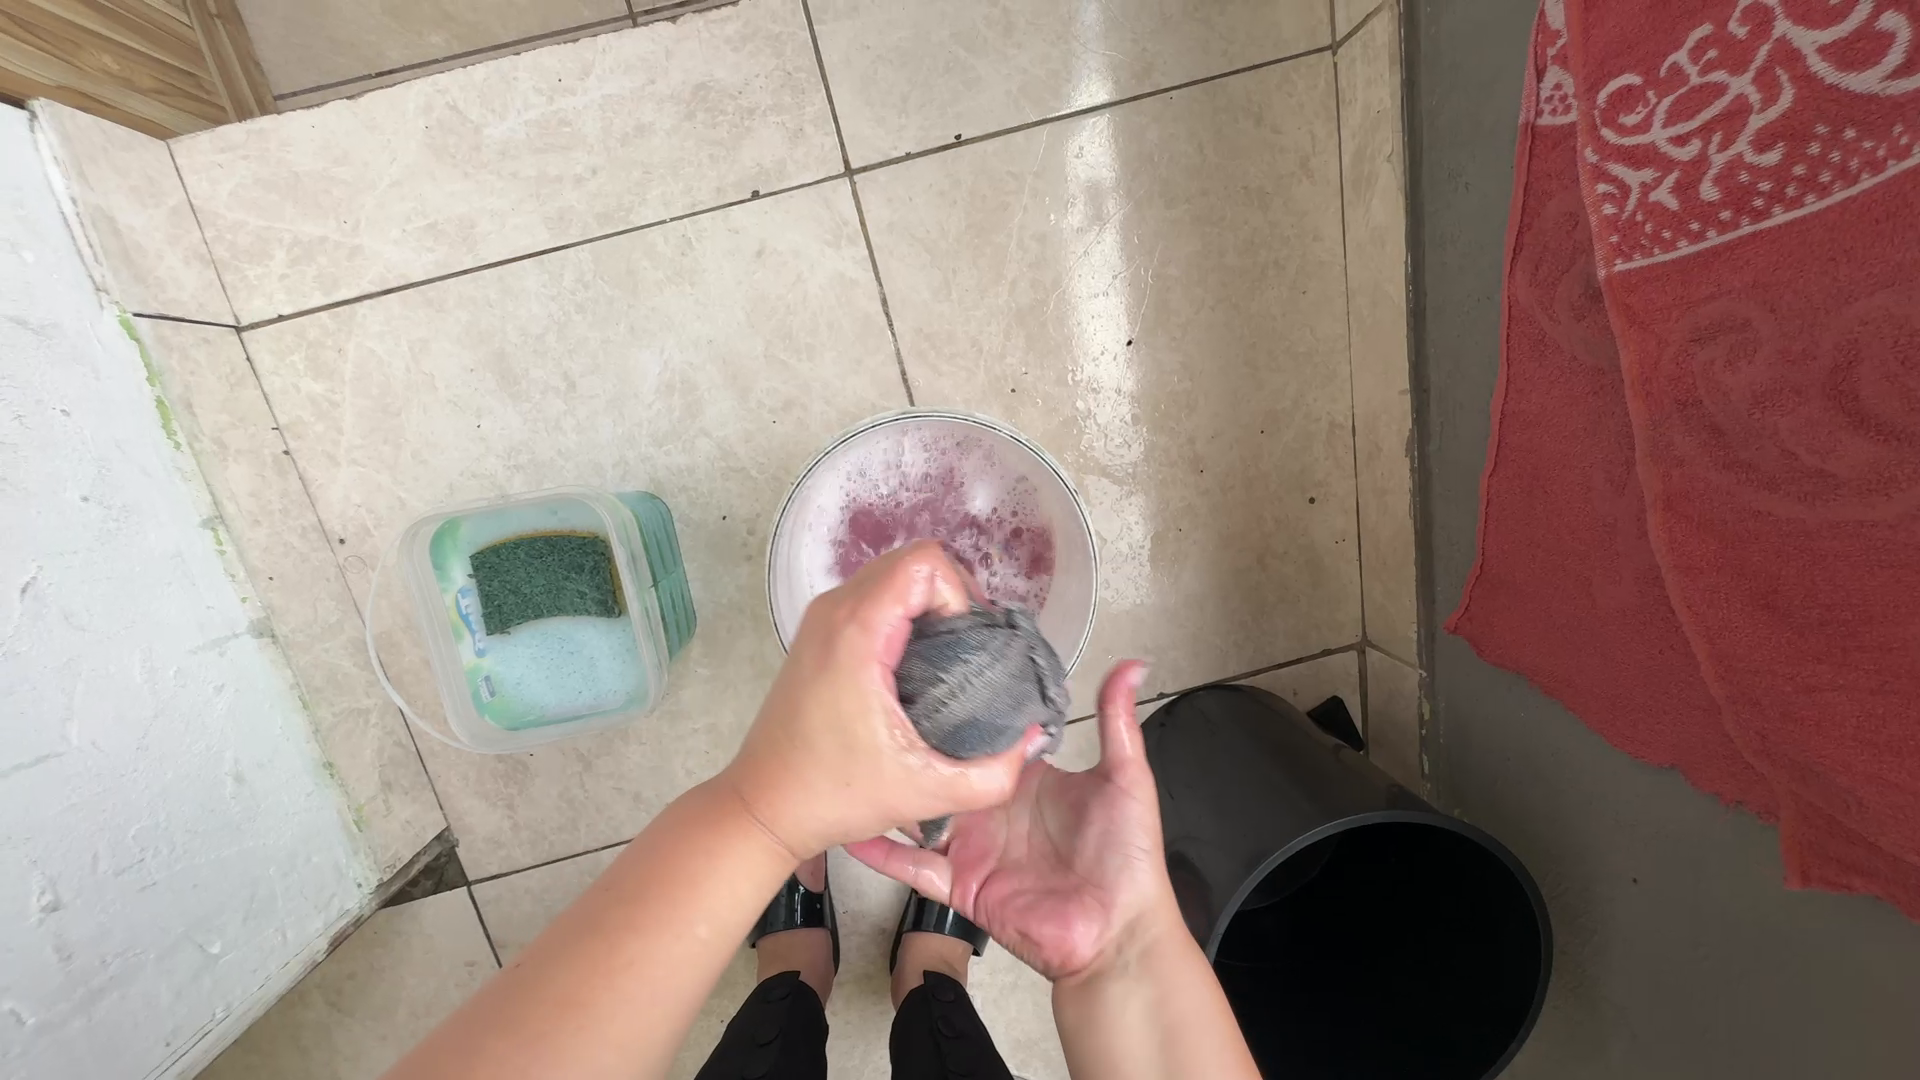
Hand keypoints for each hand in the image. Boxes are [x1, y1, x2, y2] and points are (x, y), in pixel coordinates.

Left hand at [721, 540, 1049, 860]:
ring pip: (893, 574)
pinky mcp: (820, 631)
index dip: (959, 595)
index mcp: (857, 630)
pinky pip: (875, 594)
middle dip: (952, 596)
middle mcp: (836, 608)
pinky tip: (917, 662)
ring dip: (929, 603)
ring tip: (948, 658)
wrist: (763, 806)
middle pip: (912, 561)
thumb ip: (993, 773)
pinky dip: (905, 612)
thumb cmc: (837, 795)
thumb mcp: (926, 792)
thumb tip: (1033, 738)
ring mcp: (823, 616)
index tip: (966, 647)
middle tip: (968, 651)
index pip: (924, 562)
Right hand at [846, 661, 1177, 981]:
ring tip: (851, 758)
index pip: (982, 734)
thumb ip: (1116, 722)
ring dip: (891, 791)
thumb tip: (1133, 664)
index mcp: (1022, 777)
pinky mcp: (959, 884)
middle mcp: (990, 805)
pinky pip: (911, 868)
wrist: (1119, 935)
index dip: (958, 706)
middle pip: (942, 769)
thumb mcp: (1126, 778)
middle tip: (875, 707)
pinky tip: (850, 829)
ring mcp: (971, 845)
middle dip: (913, 743)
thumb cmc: (1127, 856)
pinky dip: (881, 853)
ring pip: (919, 813)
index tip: (928, 668)